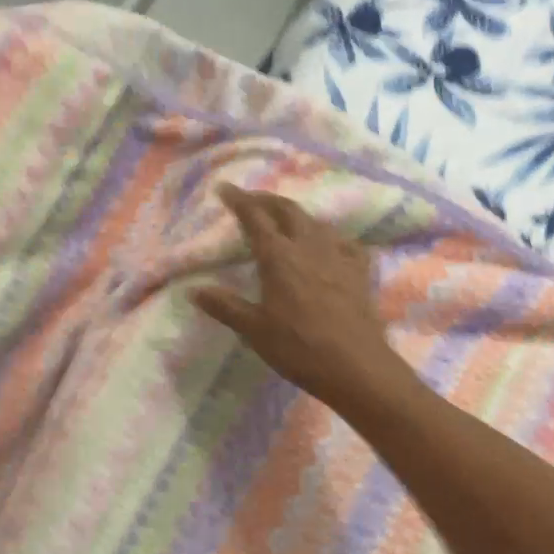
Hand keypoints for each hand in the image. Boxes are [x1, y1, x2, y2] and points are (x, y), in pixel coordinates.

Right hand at [191, 185, 412, 403]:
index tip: (224, 188)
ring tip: (285, 220)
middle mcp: (308, 245)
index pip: (254, 217)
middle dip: (267, 200)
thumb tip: (193, 290)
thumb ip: (225, 306)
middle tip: (252, 200)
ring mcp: (338, 255)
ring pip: (316, 222)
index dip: (238, 200)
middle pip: (287, 210)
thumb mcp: (254, 330)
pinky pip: (344, 242)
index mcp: (278, 256)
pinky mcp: (360, 270)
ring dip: (296, 215)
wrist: (355, 365)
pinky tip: (328, 245)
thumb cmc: (298, 348)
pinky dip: (329, 236)